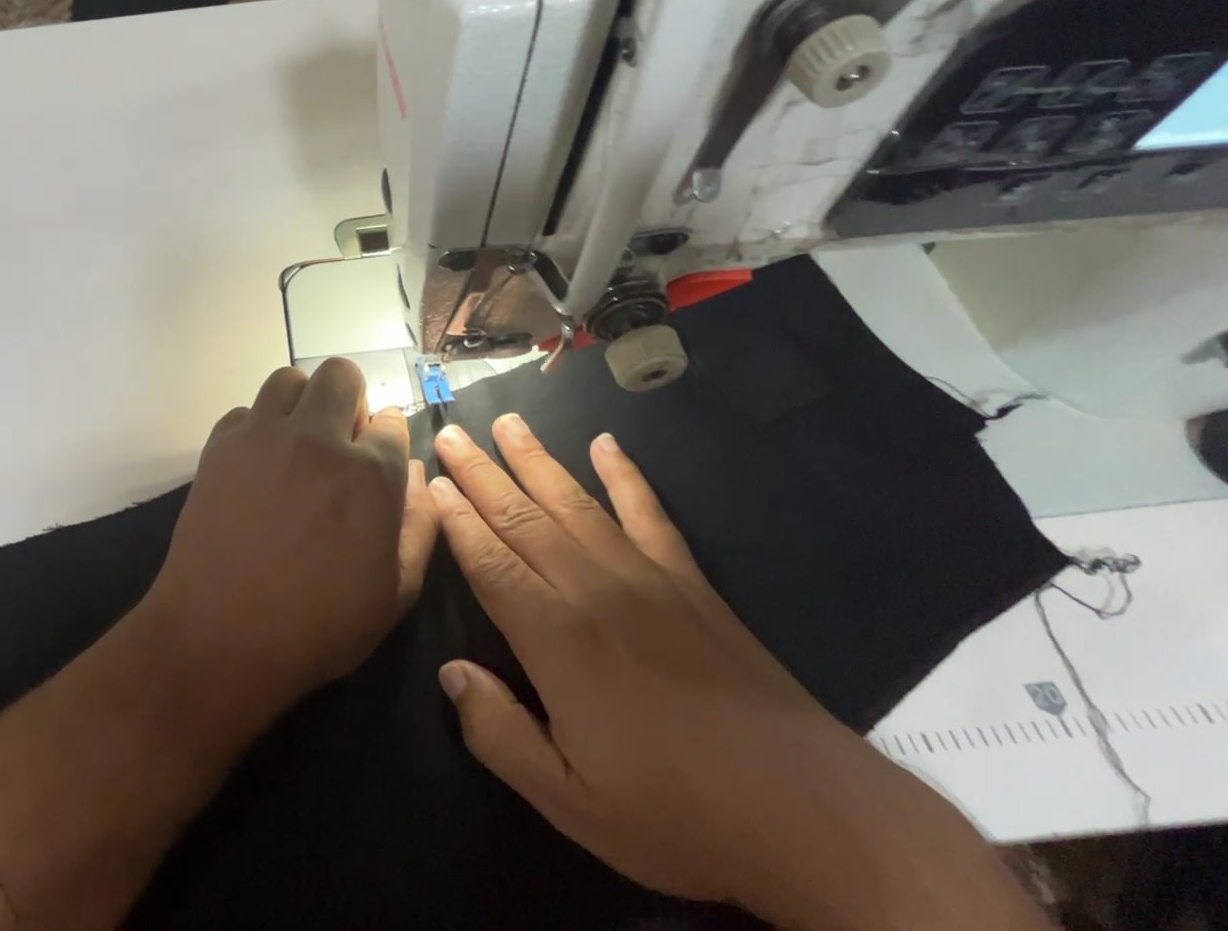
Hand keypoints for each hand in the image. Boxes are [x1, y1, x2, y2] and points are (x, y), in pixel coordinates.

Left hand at [135, 359, 438, 716]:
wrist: (220, 636)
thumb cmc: (318, 626)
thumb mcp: (396, 594)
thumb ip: (420, 527)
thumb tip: (418, 476)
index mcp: (371, 474)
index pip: (392, 422)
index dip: (388, 440)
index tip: (377, 461)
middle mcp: (318, 439)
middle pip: (340, 375)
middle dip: (350, 400)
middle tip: (341, 442)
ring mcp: (263, 438)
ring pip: (288, 379)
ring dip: (301, 402)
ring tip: (297, 443)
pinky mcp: (219, 448)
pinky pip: (243, 412)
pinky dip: (256, 429)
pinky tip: (256, 467)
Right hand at [428, 417, 1048, 930]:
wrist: (807, 809)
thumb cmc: (676, 813)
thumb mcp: (568, 800)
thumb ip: (499, 733)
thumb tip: (451, 674)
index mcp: (557, 641)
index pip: (491, 563)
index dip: (457, 521)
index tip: (431, 482)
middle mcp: (595, 593)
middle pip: (525, 519)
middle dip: (482, 475)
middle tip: (451, 434)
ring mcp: (648, 580)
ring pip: (578, 505)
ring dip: (538, 462)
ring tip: (507, 423)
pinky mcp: (692, 585)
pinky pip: (650, 515)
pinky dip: (627, 477)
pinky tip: (607, 445)